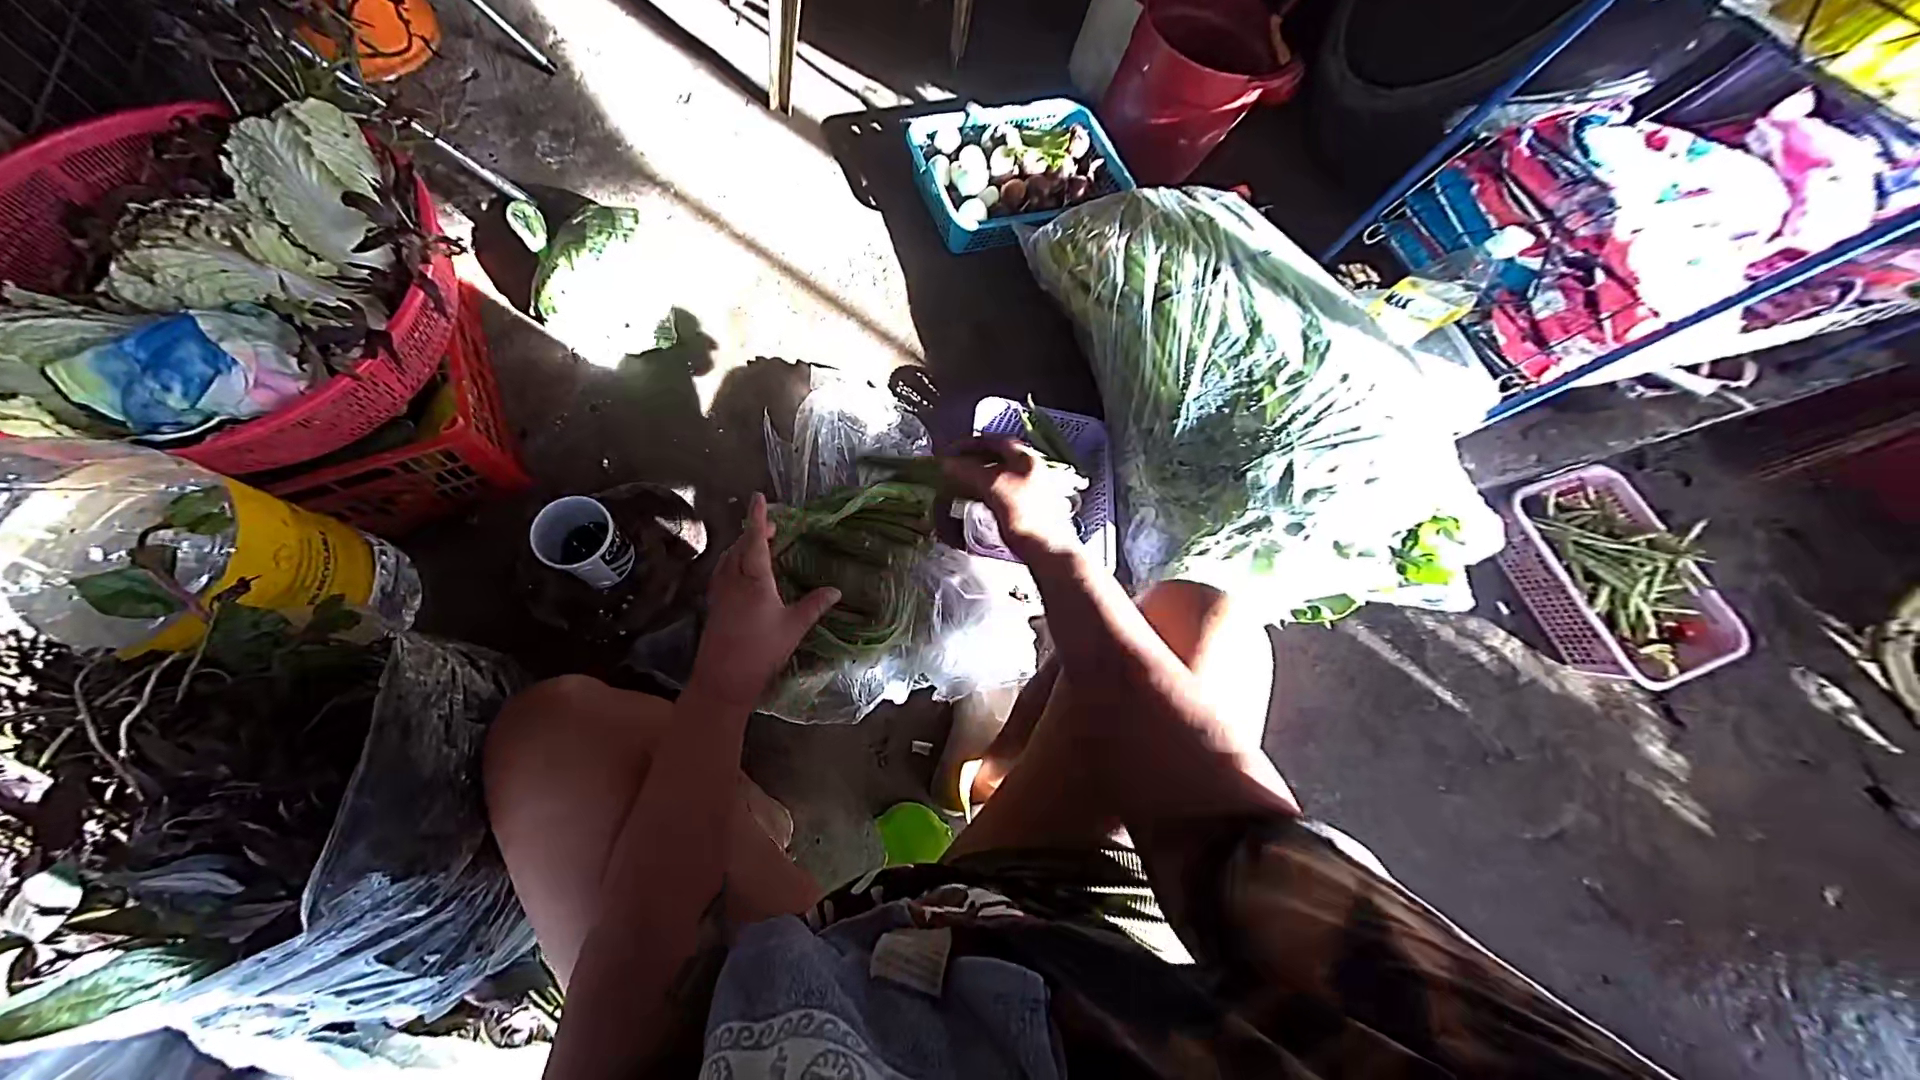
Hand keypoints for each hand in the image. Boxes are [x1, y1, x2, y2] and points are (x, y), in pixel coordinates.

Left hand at [688, 493, 839, 708]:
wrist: (723, 679)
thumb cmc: (761, 650)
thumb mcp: (794, 627)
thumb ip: (814, 605)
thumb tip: (835, 590)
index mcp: (753, 579)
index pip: (754, 540)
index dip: (758, 517)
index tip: (759, 497)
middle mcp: (733, 580)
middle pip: (740, 546)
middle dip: (754, 531)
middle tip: (771, 526)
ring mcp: (720, 592)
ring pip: (729, 558)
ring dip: (742, 546)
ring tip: (758, 544)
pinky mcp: (714, 605)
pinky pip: (723, 572)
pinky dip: (734, 561)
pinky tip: (743, 572)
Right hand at [942, 436, 1087, 562]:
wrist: (1047, 550)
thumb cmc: (1027, 515)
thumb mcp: (995, 486)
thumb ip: (970, 470)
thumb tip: (948, 463)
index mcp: (1026, 459)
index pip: (995, 441)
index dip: (970, 443)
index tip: (951, 451)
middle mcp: (1030, 471)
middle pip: (995, 459)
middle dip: (972, 462)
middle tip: (952, 468)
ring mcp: (1029, 491)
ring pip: (997, 478)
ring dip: (976, 479)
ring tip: (958, 485)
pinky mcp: (1026, 511)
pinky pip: (999, 496)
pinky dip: (984, 495)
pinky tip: (975, 503)